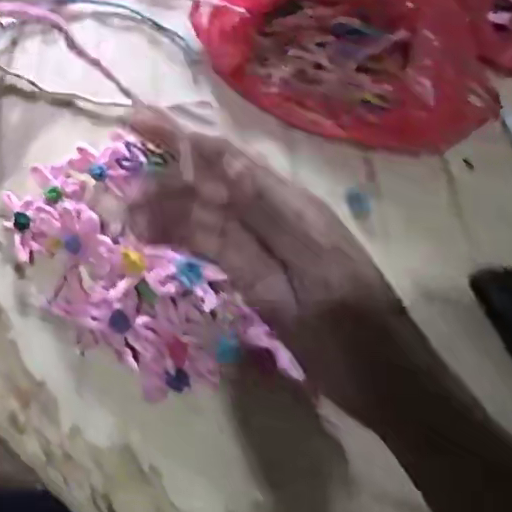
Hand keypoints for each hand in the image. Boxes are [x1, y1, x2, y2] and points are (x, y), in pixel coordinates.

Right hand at [125, 110, 444, 426]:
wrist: (394, 391)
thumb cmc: (350, 339)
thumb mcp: (301, 280)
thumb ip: (254, 224)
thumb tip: (217, 166)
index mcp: (288, 205)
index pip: (223, 157)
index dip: (178, 136)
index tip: (136, 120)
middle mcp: (272, 211)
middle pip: (206, 183)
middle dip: (159, 182)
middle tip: (116, 194)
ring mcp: (264, 240)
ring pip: (203, 212)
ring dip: (161, 210)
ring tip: (122, 215)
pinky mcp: (257, 266)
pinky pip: (211, 238)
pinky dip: (178, 233)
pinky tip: (150, 232)